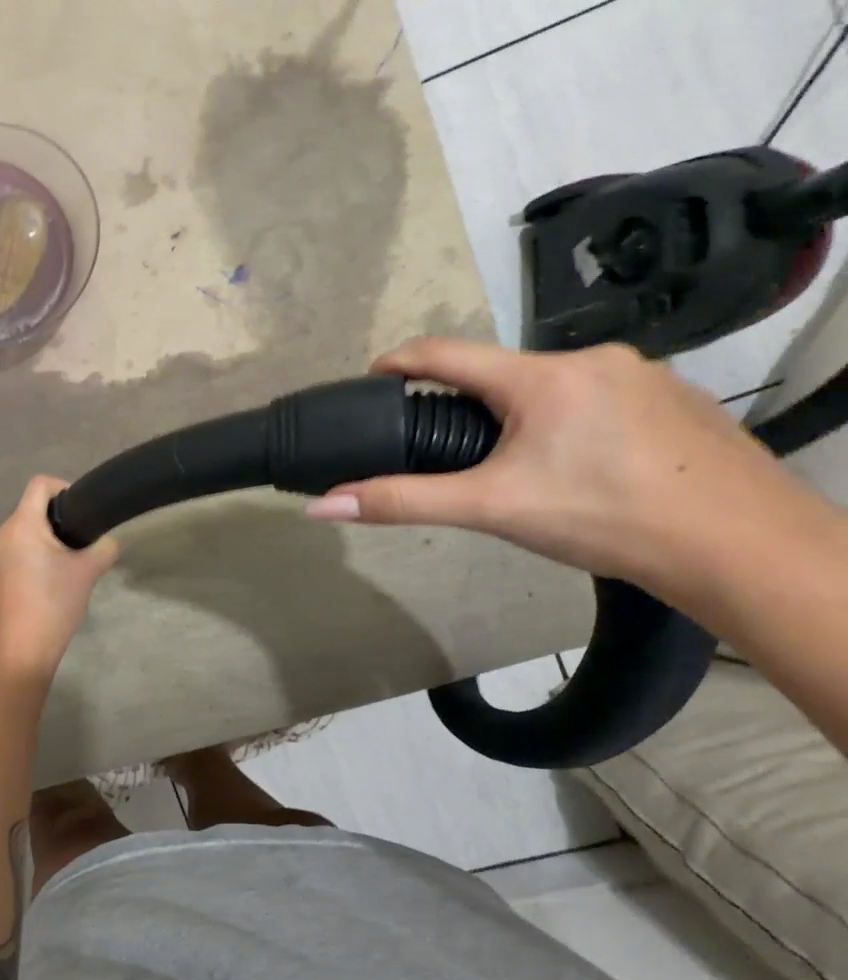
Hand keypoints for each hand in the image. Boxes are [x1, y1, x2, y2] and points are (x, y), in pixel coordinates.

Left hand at [0, 476, 119, 679]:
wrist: (17, 653)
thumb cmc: (53, 606)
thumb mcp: (87, 573)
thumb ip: (103, 547)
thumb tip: (105, 541)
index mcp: (20, 526)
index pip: (39, 485)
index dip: (63, 488)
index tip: (80, 511)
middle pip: (28, 513)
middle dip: (54, 524)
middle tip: (78, 547)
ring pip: (18, 538)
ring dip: (40, 545)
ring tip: (61, 571)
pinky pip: (8, 558)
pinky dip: (25, 562)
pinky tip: (41, 589)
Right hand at [305, 337, 800, 592]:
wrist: (740, 545)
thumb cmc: (603, 517)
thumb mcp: (491, 509)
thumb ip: (402, 501)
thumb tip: (322, 507)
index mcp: (541, 377)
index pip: (445, 352)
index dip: (398, 362)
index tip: (371, 380)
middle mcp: (593, 360)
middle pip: (500, 372)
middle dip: (464, 402)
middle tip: (444, 447)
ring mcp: (644, 375)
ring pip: (551, 386)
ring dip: (518, 413)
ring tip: (512, 465)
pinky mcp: (677, 400)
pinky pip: (597, 397)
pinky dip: (569, 422)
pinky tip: (578, 467)